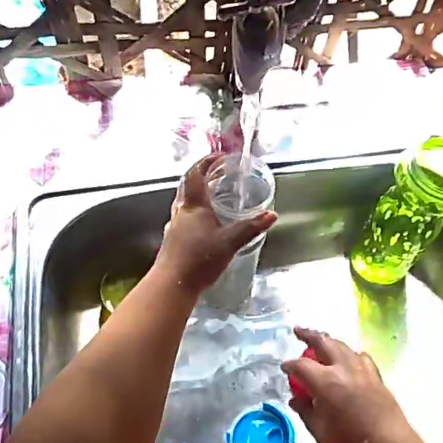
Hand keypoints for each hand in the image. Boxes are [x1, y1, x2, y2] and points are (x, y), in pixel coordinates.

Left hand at [154, 153, 277, 290]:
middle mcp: (180, 212)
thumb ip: (250, 228)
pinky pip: (183, 218)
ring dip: (197, 196)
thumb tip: (271, 215)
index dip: (206, 162)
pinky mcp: (173, 241)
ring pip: (184, 203)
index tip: (219, 157)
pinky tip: (204, 225)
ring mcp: (174, 227)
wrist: (171, 285)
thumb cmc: (199, 259)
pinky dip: (194, 214)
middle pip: (187, 186)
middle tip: (217, 174)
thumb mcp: (230, 242)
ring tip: (213, 197)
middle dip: (201, 176)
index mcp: (193, 206)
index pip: (195, 174)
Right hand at [285, 328, 428, 442]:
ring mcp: (362, 370)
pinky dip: (349, 354)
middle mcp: (343, 368)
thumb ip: (305, 410)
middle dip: (308, 335)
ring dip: (329, 341)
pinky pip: (359, 356)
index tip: (284, 367)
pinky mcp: (376, 376)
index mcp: (325, 381)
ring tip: (321, 342)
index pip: (300, 365)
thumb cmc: (350, 442)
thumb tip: (296, 399)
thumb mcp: (319, 430)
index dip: (289, 365)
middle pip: (323, 342)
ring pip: (342, 346)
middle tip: (298, 331)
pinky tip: (348, 359)